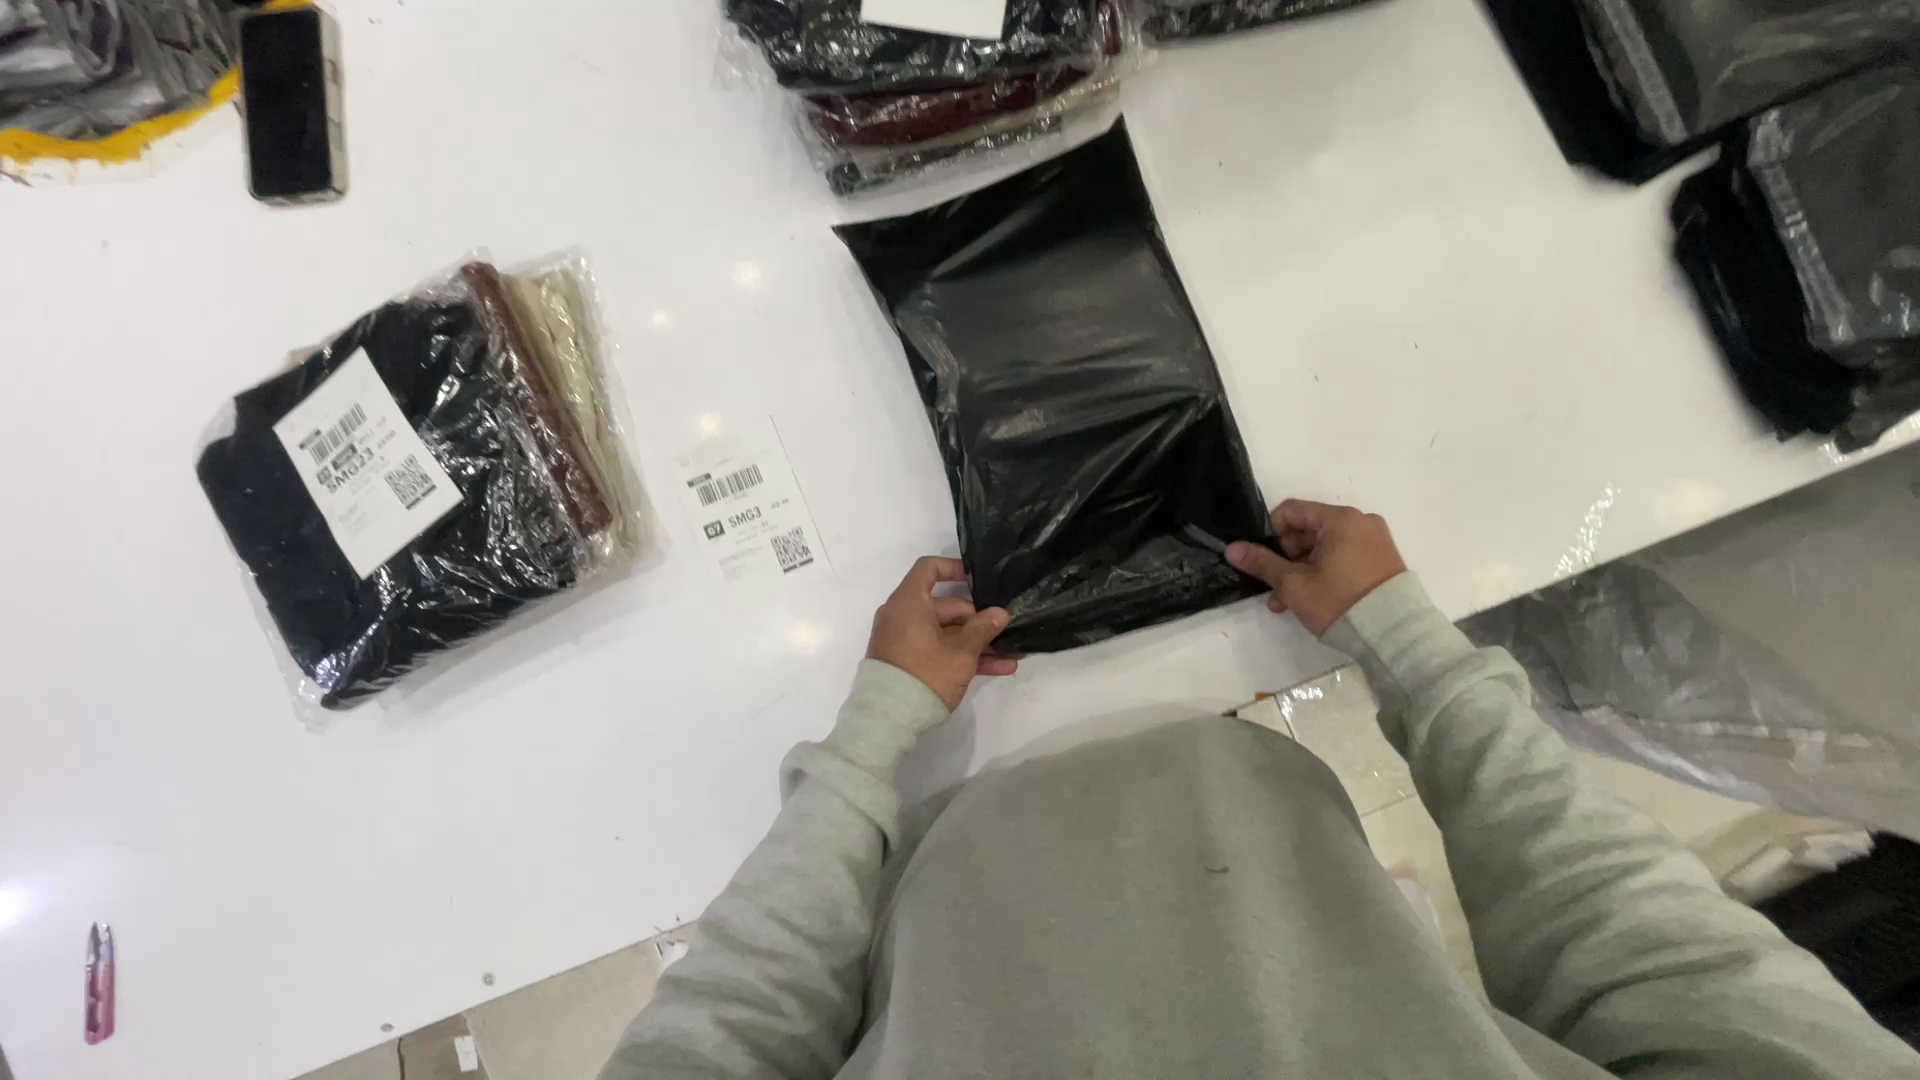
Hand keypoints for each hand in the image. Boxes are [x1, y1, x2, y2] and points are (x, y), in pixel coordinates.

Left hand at [867, 556, 1017, 710]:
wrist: (888, 719)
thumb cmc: (925, 674)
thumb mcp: (961, 652)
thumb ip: (982, 630)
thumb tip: (999, 614)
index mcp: (909, 603)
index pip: (929, 569)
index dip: (954, 568)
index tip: (978, 580)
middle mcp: (903, 616)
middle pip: (946, 607)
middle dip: (978, 621)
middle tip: (1006, 632)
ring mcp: (905, 641)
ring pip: (947, 633)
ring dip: (977, 643)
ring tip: (1011, 654)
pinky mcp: (909, 662)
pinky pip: (940, 650)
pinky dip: (963, 657)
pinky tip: (997, 668)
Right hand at [1225, 500, 1407, 635]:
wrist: (1394, 635)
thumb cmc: (1339, 601)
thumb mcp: (1293, 583)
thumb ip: (1261, 562)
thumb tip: (1232, 548)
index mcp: (1340, 519)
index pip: (1291, 511)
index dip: (1270, 533)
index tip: (1264, 560)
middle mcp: (1360, 522)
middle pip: (1307, 530)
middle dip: (1285, 558)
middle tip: (1273, 587)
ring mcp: (1374, 541)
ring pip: (1322, 548)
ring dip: (1299, 570)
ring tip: (1286, 601)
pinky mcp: (1381, 560)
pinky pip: (1342, 558)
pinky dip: (1322, 573)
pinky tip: (1309, 599)